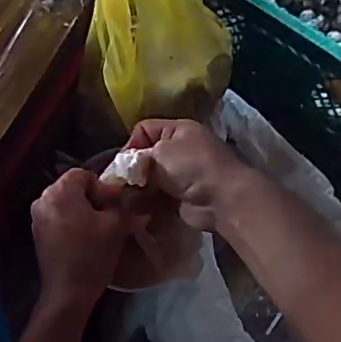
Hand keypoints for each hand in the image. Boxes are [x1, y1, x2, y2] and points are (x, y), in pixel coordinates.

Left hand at [30, 169, 131, 310]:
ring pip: (65, 204)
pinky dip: (72, 222)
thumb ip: (124, 210)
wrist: (68, 291)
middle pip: (71, 188)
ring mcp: (37, 218)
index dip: (102, 186)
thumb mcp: (115, 228)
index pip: (83, 174)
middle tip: (109, 216)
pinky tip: (84, 239)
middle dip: (92, 198)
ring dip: (82, 211)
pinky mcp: (38, 235)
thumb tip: (139, 209)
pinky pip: (58, 218)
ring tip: (99, 229)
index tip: (115, 205)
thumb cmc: (92, 254)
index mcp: (60, 192)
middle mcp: (43, 200)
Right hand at [126, 119, 255, 230]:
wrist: (222, 198)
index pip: (144, 130)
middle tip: (118, 185)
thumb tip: (125, 169)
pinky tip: (136, 211)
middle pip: (146, 158)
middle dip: (131, 172)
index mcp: (178, 130)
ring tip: (125, 201)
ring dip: (136, 192)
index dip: (130, 144)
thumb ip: (138, 157)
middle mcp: (180, 151)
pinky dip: (146, 205)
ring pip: (150, 182)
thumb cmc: (192, 167)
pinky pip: (157, 200)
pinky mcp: (181, 199)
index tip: (122, 163)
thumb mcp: (161, 152)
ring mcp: (181, 176)